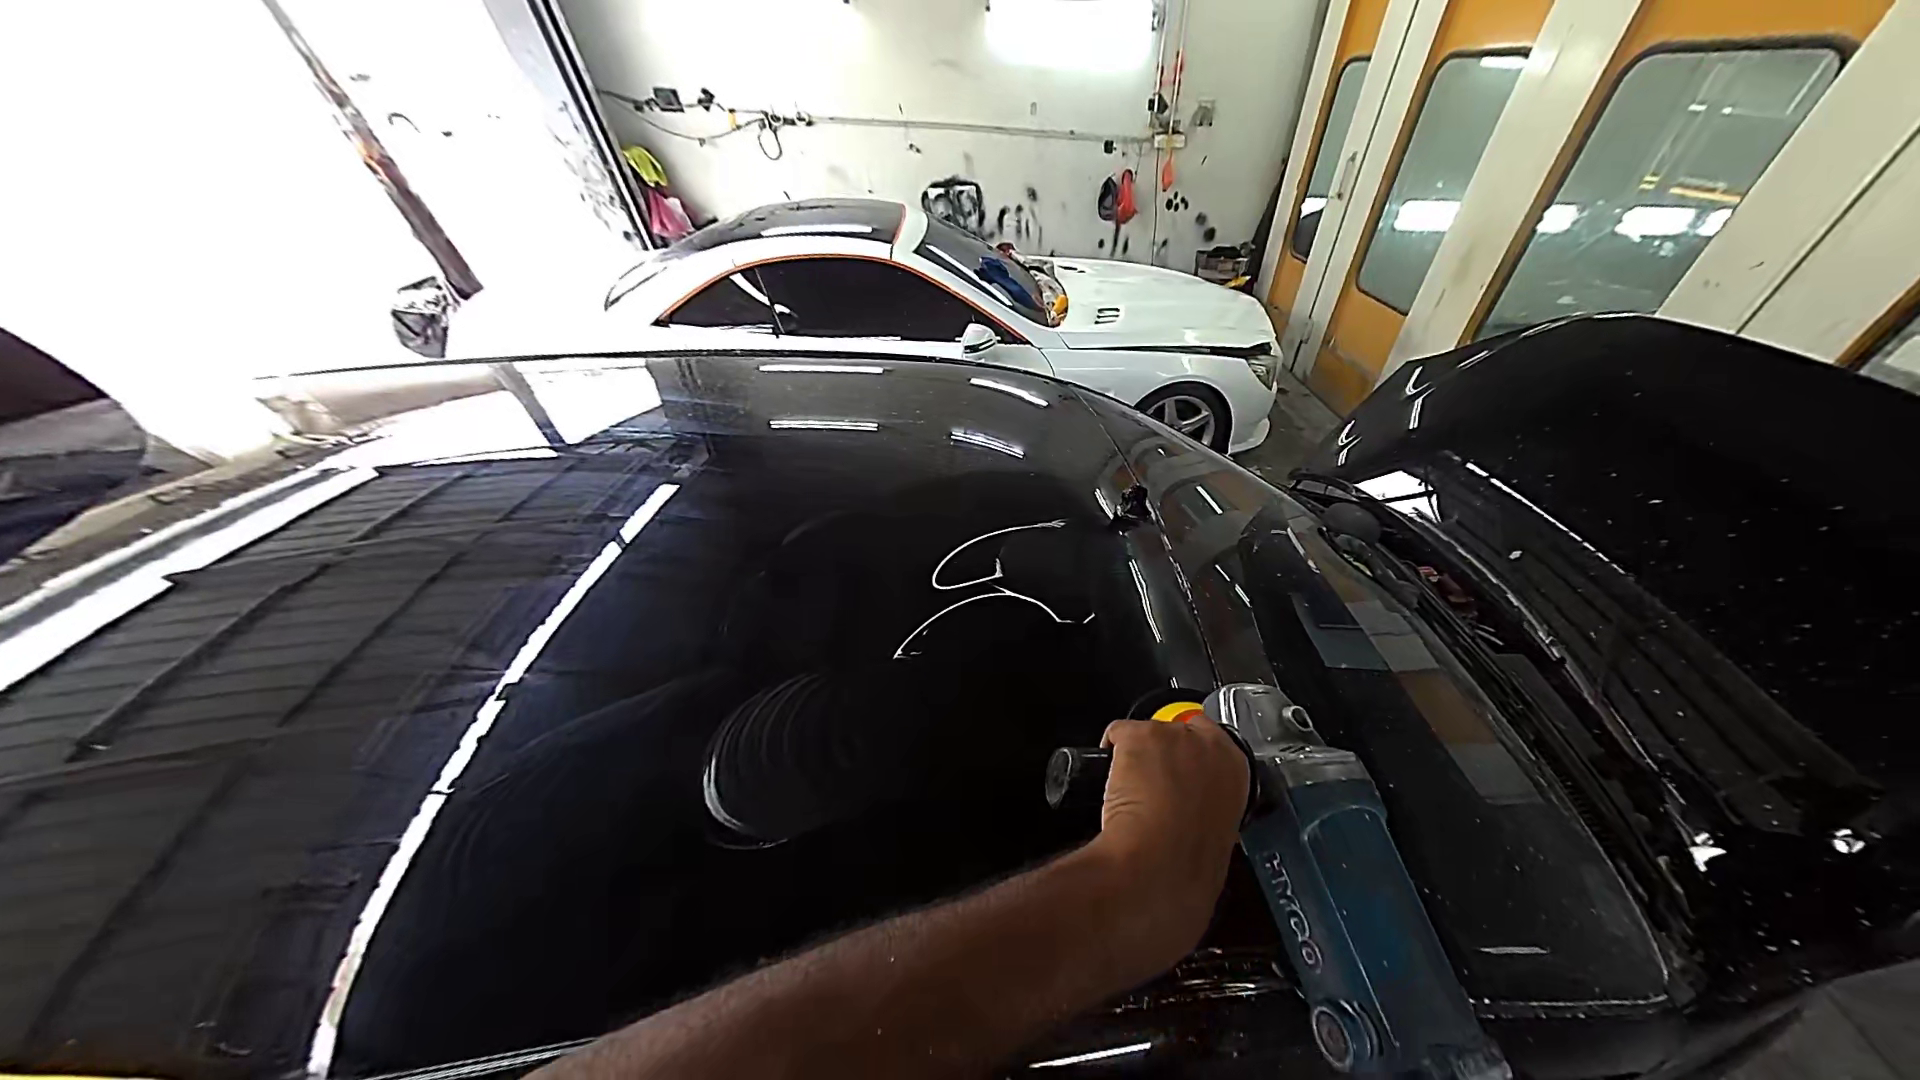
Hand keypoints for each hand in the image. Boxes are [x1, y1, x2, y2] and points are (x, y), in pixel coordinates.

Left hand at [1089, 717, 1250, 971]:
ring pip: (1146, 734)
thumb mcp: (1217, 829)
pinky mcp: (1139, 735)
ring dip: (1136, 756)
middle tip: (1150, 783)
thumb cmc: (1188, 861)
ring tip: (1131, 791)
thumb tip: (1191, 806)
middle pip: (1176, 732)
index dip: (1188, 754)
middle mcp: (1208, 744)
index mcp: (1236, 768)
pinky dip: (1109, 753)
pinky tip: (1113, 783)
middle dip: (1162, 752)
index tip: (1177, 768)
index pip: (1211, 738)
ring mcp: (1172, 736)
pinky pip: (1117, 733)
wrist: (1159, 864)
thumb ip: (1209, 803)